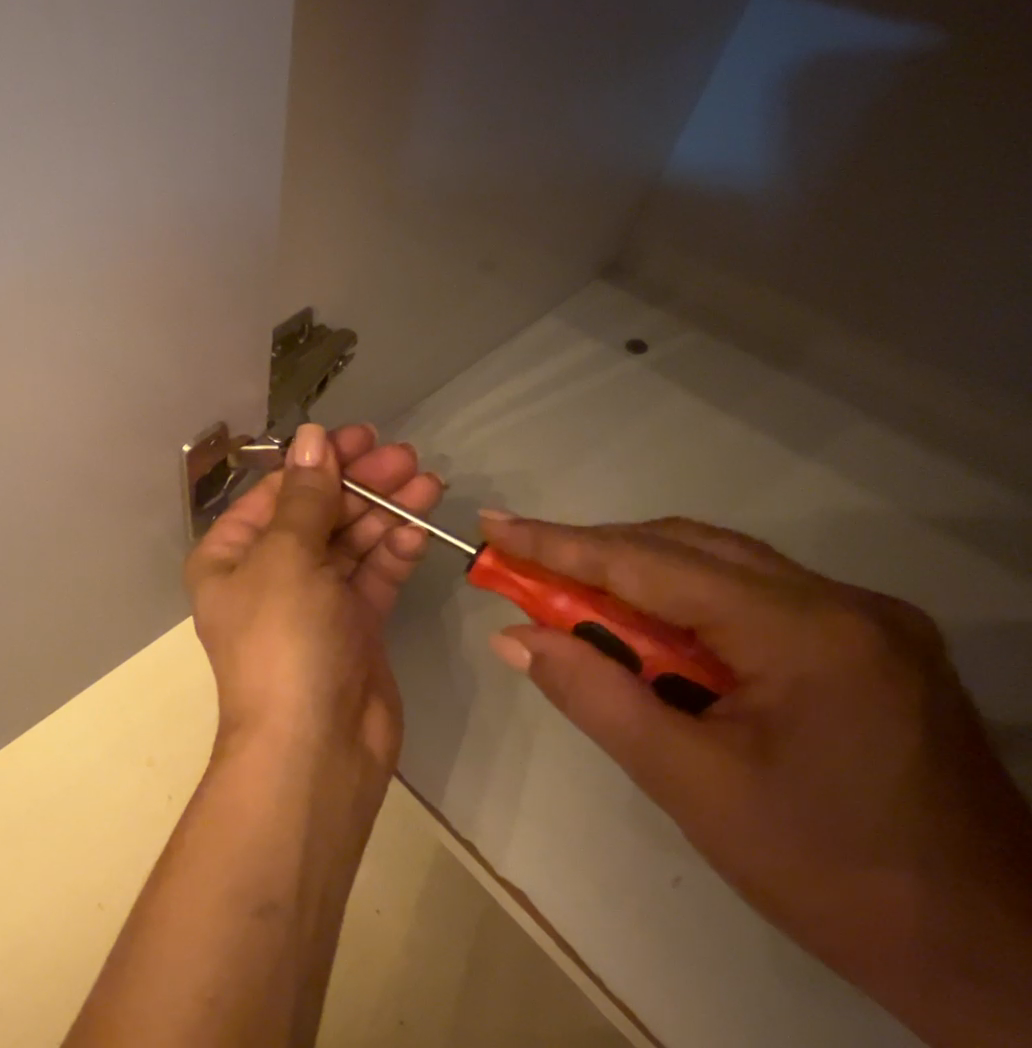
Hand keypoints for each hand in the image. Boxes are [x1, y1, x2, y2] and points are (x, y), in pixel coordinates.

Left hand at [184, 423, 441, 773]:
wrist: (314, 747)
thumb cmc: (283, 641)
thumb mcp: (286, 558)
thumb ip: (306, 497)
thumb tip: (312, 437)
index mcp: (228, 558)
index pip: (273, 496)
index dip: (316, 464)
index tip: (360, 436)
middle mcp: (266, 576)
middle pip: (314, 514)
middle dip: (356, 484)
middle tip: (403, 455)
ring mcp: (311, 603)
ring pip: (348, 542)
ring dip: (383, 511)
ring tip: (426, 478)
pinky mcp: (352, 627)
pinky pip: (372, 576)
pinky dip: (394, 549)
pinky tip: (422, 522)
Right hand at [482, 514, 1031, 1046]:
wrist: (986, 948)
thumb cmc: (825, 868)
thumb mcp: (687, 782)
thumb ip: (594, 695)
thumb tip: (511, 637)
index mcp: (805, 633)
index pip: (652, 565)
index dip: (559, 543)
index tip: (491, 525)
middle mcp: (845, 605)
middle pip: (690, 549)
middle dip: (594, 556)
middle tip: (516, 570)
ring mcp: (868, 625)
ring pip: (723, 570)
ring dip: (637, 581)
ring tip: (566, 605)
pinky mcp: (872, 652)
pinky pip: (755, 602)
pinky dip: (684, 610)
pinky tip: (648, 643)